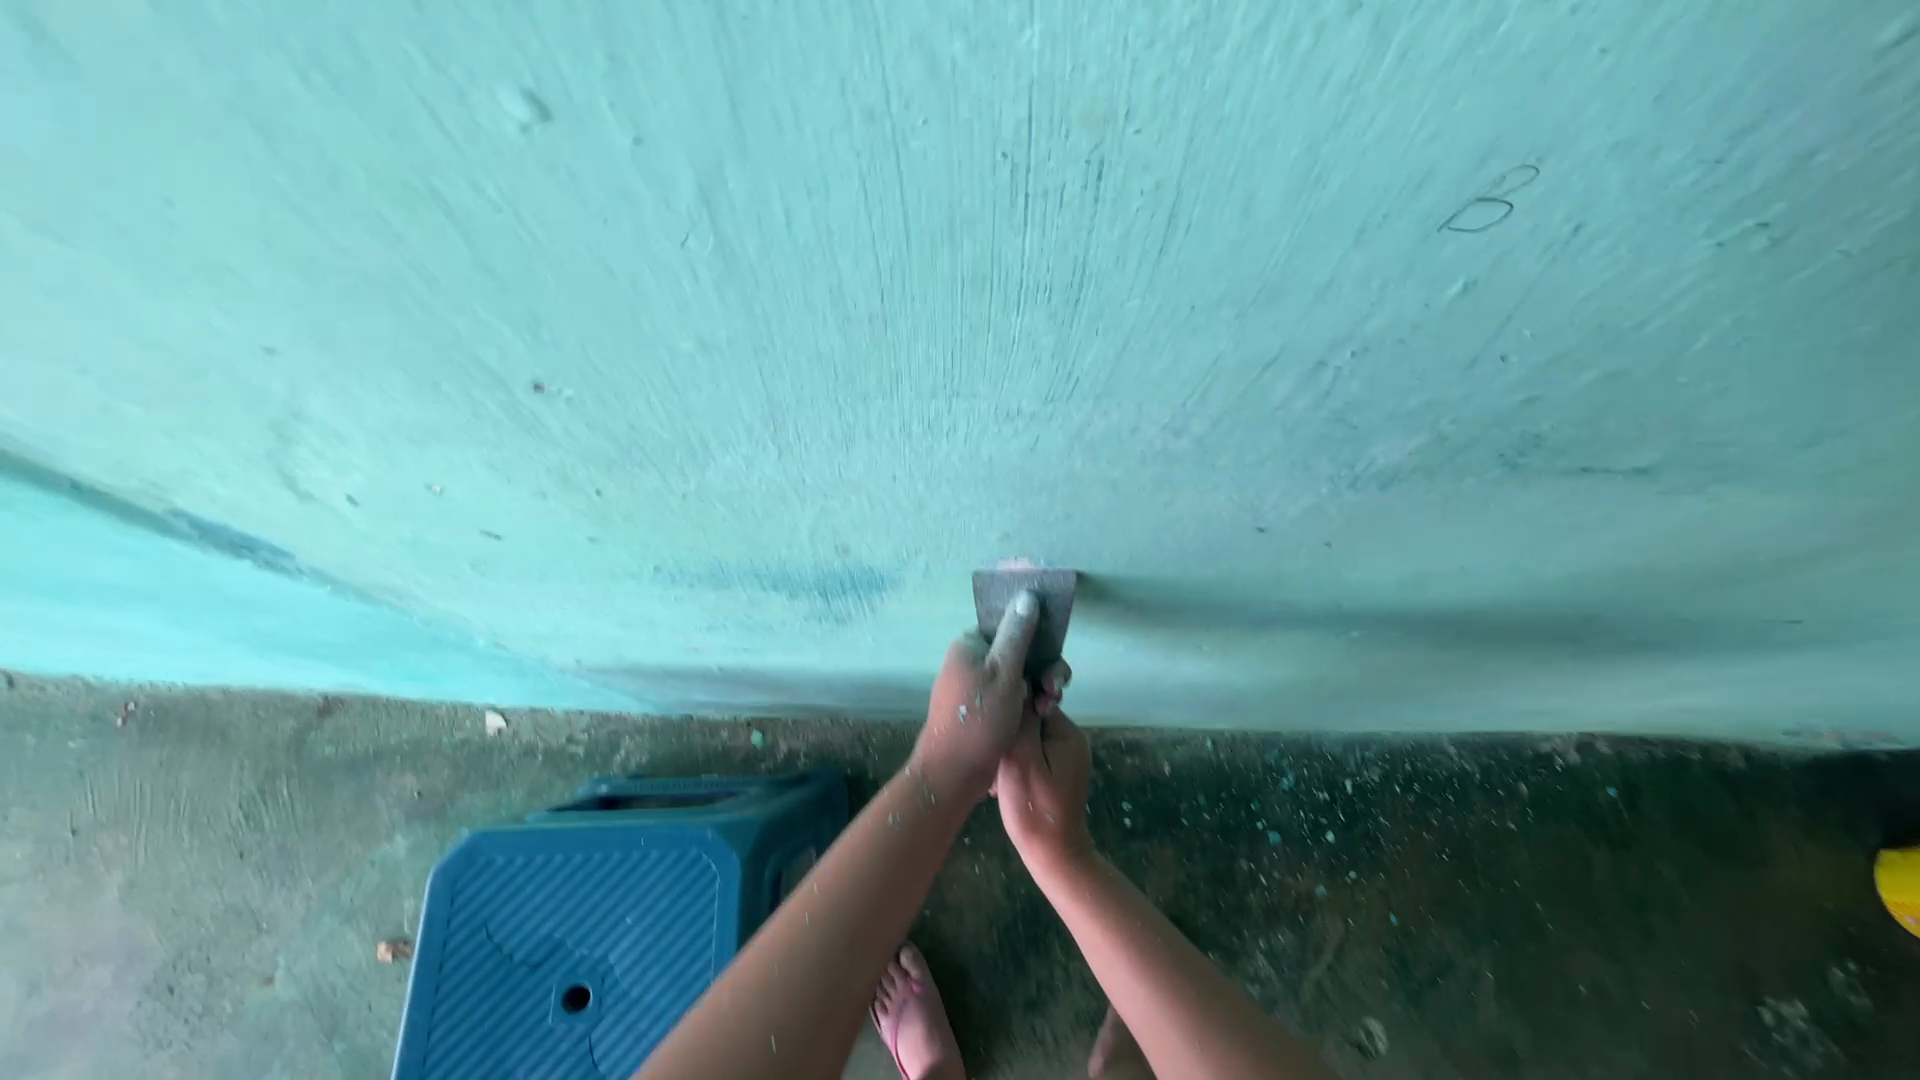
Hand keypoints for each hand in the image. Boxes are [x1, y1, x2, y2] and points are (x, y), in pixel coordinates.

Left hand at [909, 591, 1044, 800]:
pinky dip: (1030, 700)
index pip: (1010, 624)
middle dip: (1044, 667)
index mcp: (971, 644)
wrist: (953, 773)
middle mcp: (973, 659)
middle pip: (1020, 650)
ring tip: (1049, 706)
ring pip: (1021, 674)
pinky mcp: (985, 706)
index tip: (1055, 652)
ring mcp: (978, 684)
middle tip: (1055, 688)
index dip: (1036, 634)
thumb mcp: (1003, 672)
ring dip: (1041, 686)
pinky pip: (1014, 693)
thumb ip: (1017, 634)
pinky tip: (1041, 714)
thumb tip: (1026, 594)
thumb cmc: (977, 719)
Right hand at [995, 700, 1094, 870]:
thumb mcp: (1022, 760)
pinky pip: (1032, 758)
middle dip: (1009, 740)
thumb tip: (1020, 687)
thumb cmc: (1034, 808)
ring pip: (1028, 741)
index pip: (1033, 702)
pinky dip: (1016, 769)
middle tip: (995, 765)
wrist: (1054, 857)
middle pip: (1030, 721)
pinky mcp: (1058, 775)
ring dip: (1009, 757)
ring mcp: (1066, 758)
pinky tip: (1002, 788)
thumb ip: (1022, 722)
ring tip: (997, 780)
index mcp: (1066, 732)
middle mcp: (1071, 740)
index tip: (996, 735)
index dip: (1010, 716)